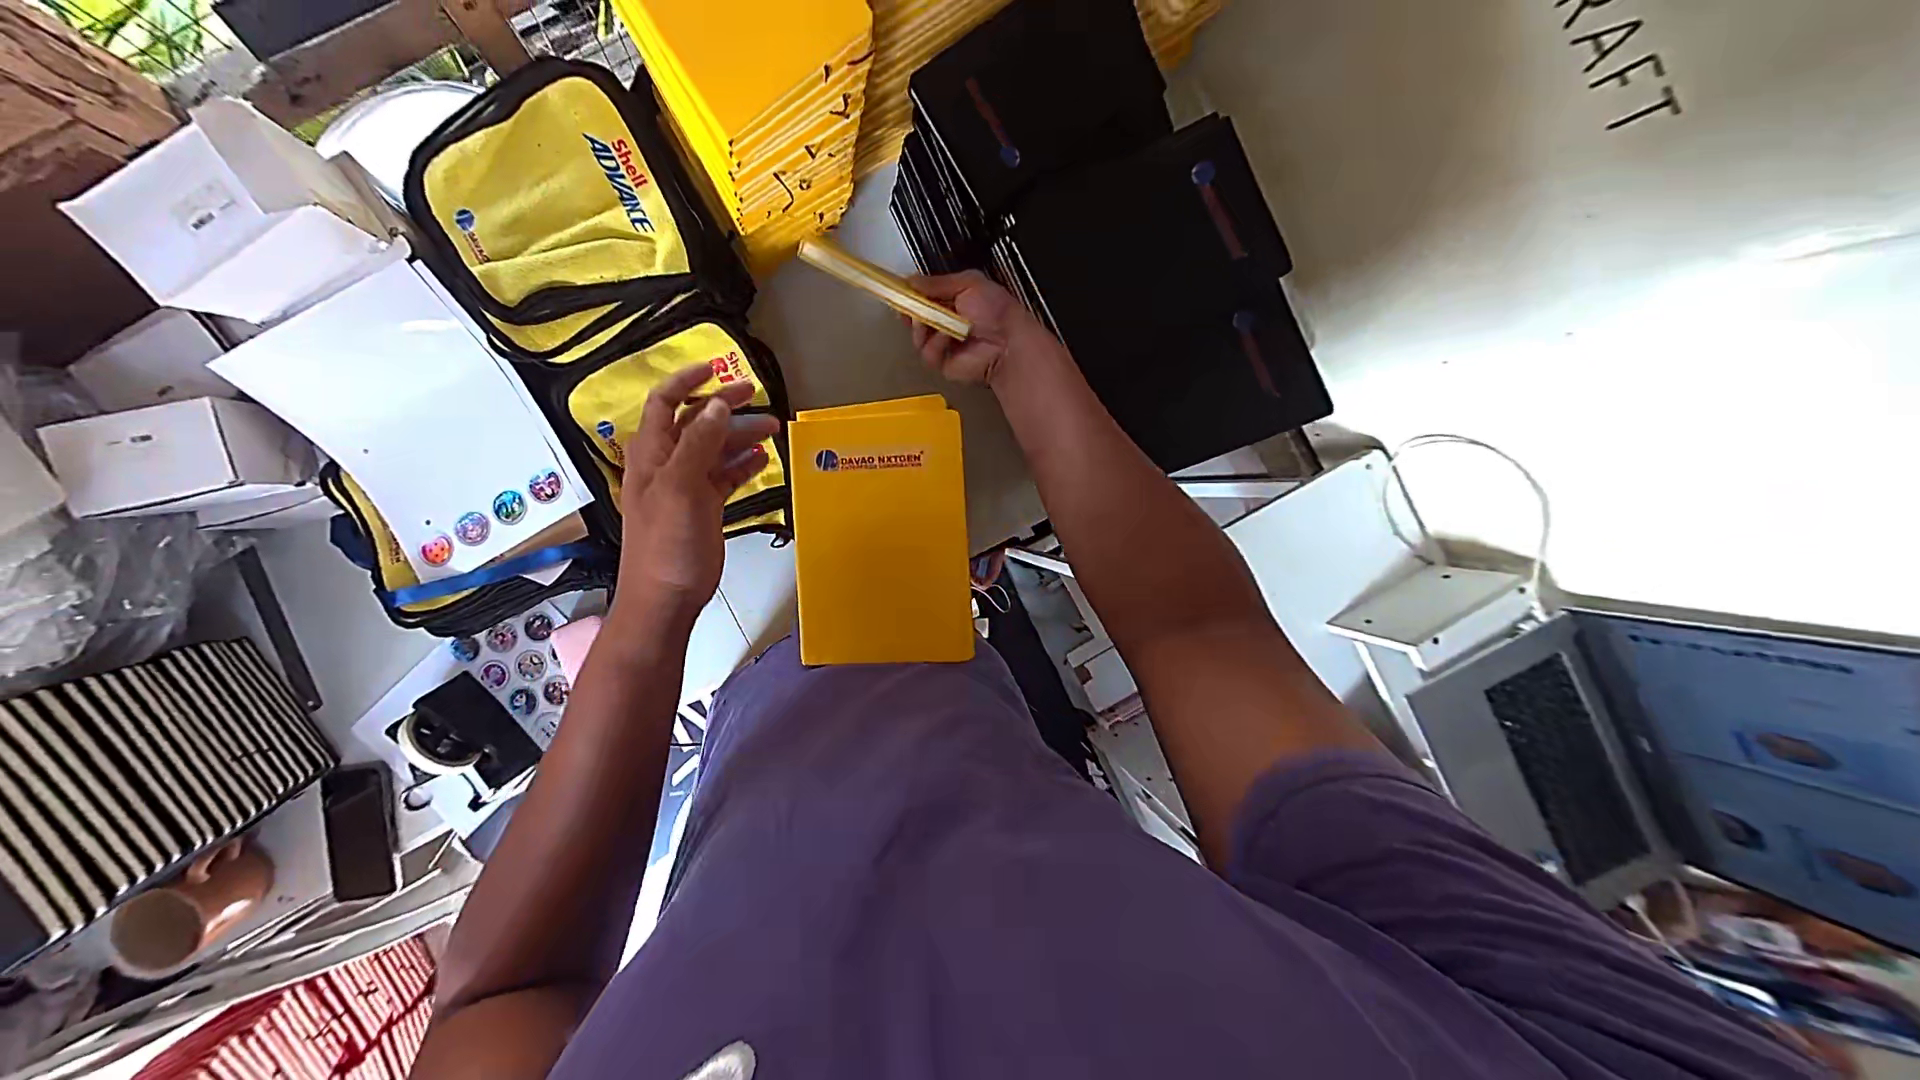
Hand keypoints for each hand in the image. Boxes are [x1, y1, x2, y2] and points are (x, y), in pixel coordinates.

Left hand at [612, 364, 779, 624]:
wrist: (665, 597)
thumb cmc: (666, 544)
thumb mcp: (680, 488)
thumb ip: (697, 444)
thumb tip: (718, 404)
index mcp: (652, 455)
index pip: (663, 404)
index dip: (685, 382)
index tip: (714, 367)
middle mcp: (668, 465)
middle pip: (696, 424)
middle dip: (724, 407)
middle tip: (756, 396)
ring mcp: (687, 487)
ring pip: (715, 449)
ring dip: (740, 436)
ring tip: (772, 429)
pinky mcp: (704, 507)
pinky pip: (724, 476)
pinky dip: (742, 465)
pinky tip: (762, 459)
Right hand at [907, 271, 1060, 386]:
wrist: (1007, 343)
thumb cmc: (997, 312)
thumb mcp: (968, 283)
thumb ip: (938, 282)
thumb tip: (911, 280)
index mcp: (951, 301)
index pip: (922, 297)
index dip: (910, 295)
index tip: (900, 291)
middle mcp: (944, 322)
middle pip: (914, 317)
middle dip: (911, 312)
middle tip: (914, 307)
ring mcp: (942, 343)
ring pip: (916, 336)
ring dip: (924, 328)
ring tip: (938, 323)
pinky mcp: (942, 362)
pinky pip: (927, 353)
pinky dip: (936, 344)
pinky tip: (949, 338)